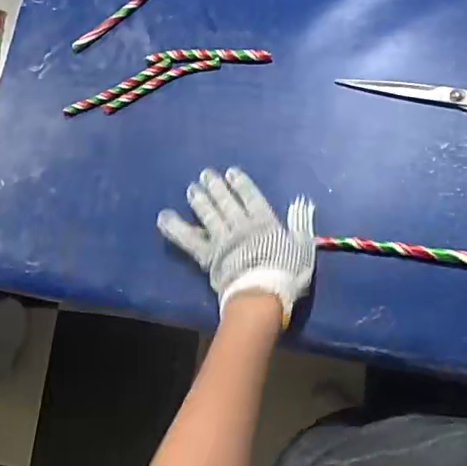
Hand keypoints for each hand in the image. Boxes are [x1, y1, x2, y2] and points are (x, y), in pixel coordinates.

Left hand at [158, 168, 316, 322]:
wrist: (262, 292)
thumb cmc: (287, 273)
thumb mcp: (303, 247)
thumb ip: (300, 223)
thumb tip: (302, 203)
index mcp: (265, 222)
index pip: (251, 197)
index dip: (241, 184)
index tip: (231, 173)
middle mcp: (240, 225)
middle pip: (226, 202)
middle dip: (215, 187)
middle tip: (205, 175)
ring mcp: (221, 238)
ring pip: (208, 214)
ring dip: (199, 200)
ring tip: (192, 189)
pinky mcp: (206, 254)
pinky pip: (187, 238)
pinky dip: (174, 227)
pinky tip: (163, 216)